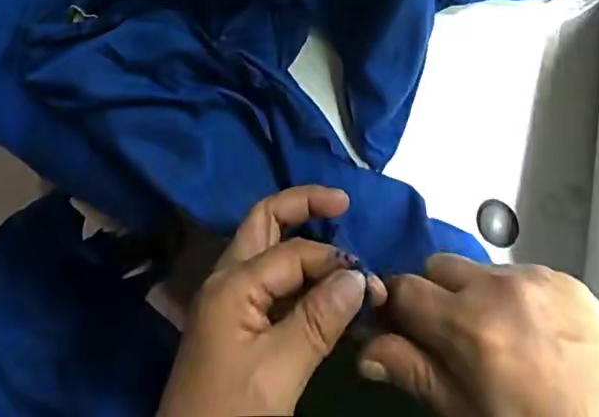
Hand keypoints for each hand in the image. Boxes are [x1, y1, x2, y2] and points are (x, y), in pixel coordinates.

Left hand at [157, 186, 387, 416]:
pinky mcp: (234, 319)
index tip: (372, 281)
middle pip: (263, 222)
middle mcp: (226, 277)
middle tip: (341, 202)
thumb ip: (317, 321)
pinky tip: (318, 280)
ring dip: (296, 234)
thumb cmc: (231, 411)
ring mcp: (227, 297)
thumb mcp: (278, 372)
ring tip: (334, 231)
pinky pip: (265, 278)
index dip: (332, 260)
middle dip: (300, 206)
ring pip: (262, 247)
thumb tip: (357, 277)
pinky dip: (293, 270)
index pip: (291, 252)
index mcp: (232, 282)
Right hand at [360, 255, 598, 416]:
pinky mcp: (567, 280)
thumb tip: (365, 350)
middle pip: (436, 267)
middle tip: (451, 337)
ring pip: (478, 268)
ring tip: (501, 337)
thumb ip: (416, 374)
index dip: (393, 306)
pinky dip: (515, 297)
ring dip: (475, 293)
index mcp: (469, 326)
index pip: (402, 288)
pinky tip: (536, 334)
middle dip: (434, 295)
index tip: (395, 325)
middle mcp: (497, 288)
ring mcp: (536, 278)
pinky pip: (519, 274)